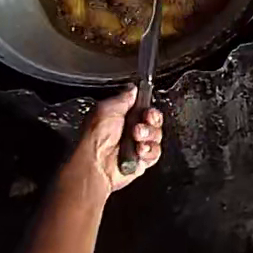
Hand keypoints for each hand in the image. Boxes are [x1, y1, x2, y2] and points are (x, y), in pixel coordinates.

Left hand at [59, 86, 162, 200]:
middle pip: (154, 122)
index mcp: (123, 116)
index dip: (150, 109)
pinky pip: (155, 153)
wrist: (96, 163)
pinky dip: (149, 151)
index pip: (145, 108)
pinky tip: (139, 151)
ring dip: (148, 136)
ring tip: (136, 138)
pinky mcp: (141, 161)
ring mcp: (137, 146)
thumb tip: (132, 89)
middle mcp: (131, 131)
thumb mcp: (107, 108)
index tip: (147, 111)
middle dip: (151, 122)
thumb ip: (123, 97)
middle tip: (141, 124)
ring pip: (157, 136)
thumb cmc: (96, 137)